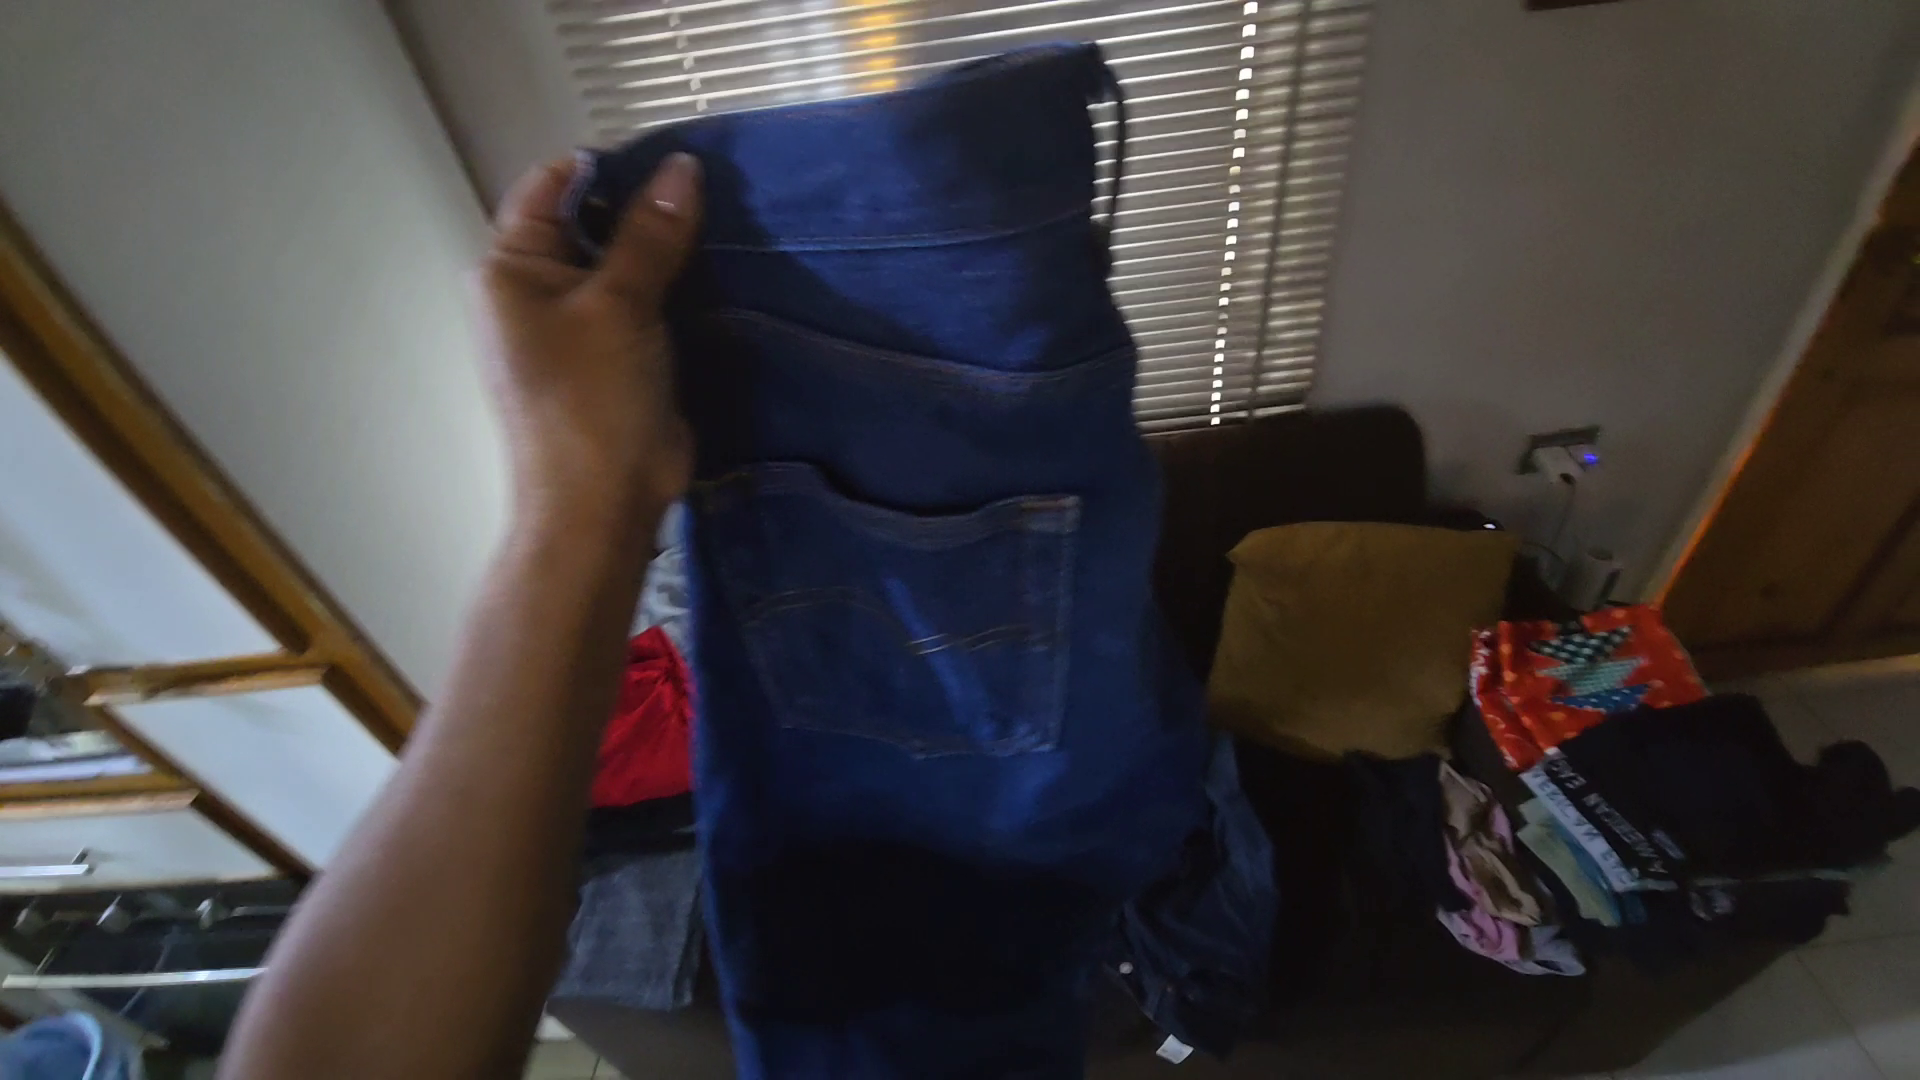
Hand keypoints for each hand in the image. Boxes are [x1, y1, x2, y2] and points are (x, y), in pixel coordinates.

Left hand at [477, 153, 703, 530]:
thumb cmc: (594, 401)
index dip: (611, 168)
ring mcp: (582, 331)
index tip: (676, 165)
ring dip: (668, 258)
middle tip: (716, 200)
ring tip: (726, 235)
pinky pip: (648, 312)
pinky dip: (677, 297)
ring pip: (627, 273)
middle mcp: (539, 294)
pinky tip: (718, 285)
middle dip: (647, 214)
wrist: (606, 502)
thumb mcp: (621, 307)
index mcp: (511, 270)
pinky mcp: (620, 362)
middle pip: (595, 230)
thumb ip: (650, 236)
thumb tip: (683, 168)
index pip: (554, 188)